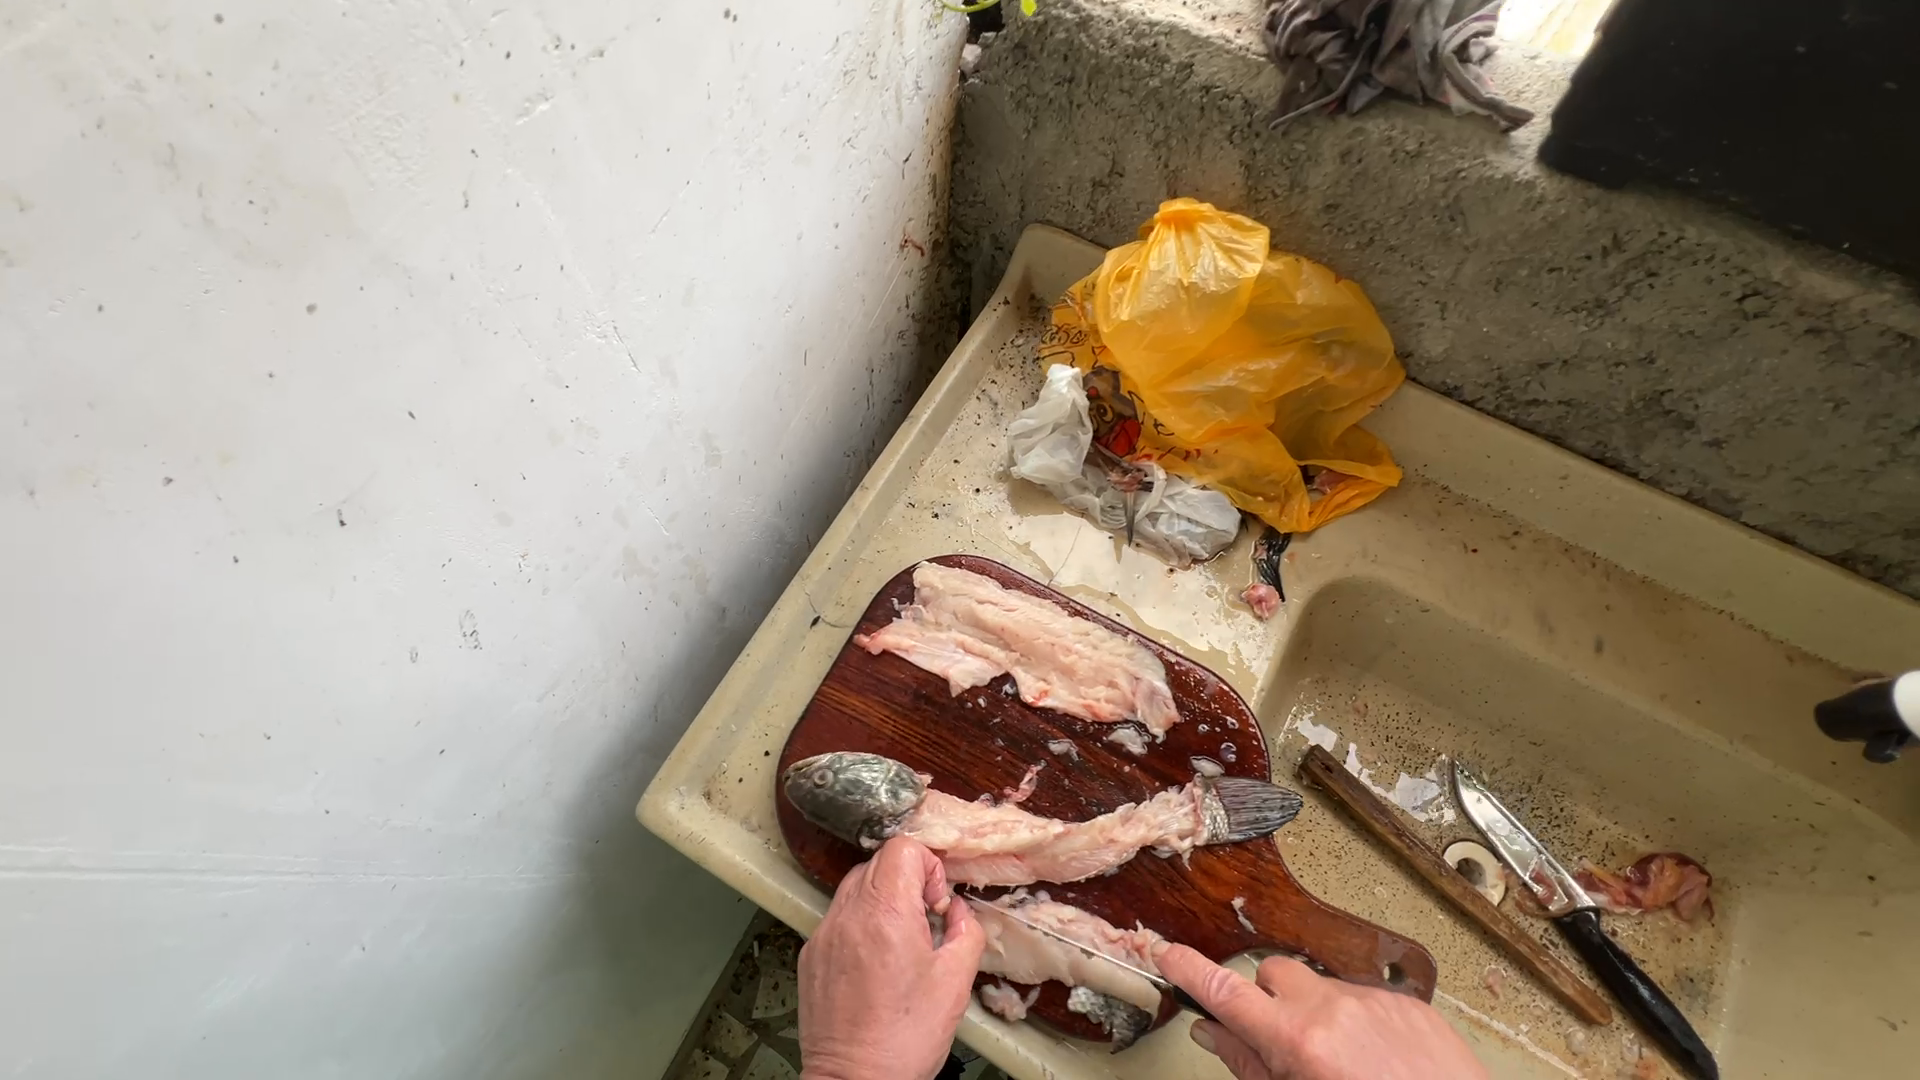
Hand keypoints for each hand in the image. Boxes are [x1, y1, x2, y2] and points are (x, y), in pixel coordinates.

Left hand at [798, 837, 986, 1079]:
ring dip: (881, 898)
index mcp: (886, 912)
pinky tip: (873, 961)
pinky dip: (858, 923)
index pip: (903, 847)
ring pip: (856, 884)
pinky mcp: (811, 954)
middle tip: (922, 920)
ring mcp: (825, 933)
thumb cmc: (903, 1040)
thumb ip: (966, 930)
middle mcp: (849, 914)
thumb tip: (956, 910)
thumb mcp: (956, 982)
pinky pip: (838, 916)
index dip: (927, 866)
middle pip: (879, 861)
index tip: (934, 901)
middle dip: (907, 880)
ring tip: (898, 939)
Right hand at [1157, 945, 1487, 1079]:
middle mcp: (1331, 1008)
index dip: (1190, 971)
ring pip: (1319, 986)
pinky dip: (1359, 1021)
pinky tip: (1382, 1062)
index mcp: (1299, 1043)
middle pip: (1272, 975)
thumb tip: (1211, 1031)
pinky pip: (1364, 996)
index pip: (1226, 993)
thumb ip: (1250, 1066)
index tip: (1165, 953)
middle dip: (1269, 1002)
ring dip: (1316, 1012)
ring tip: (1346, 1063)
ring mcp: (1373, 999)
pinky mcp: (1408, 1002)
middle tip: (1286, 1046)